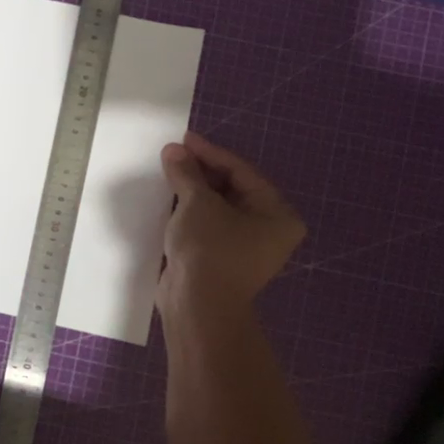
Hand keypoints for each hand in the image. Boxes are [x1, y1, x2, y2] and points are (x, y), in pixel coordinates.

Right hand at [158, 132, 305, 315]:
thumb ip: (186, 173)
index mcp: (277, 214)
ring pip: (217, 208)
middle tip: (172, 156)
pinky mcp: (221, 258)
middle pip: (231, 189)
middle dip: (200, 172)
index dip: (210, 153)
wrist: (198, 304)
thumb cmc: (209, 248)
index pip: (242, 173)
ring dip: (192, 191)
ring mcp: (244, 246)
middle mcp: (268, 229)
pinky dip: (189, 211)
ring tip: (166, 175)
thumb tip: (173, 150)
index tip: (182, 139)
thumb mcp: (197, 204)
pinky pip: (207, 225)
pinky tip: (168, 201)